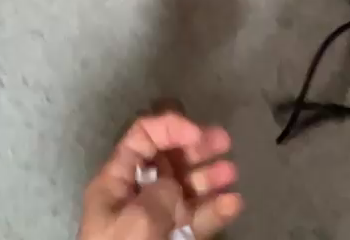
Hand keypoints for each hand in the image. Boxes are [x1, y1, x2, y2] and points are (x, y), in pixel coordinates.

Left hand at [78, 112, 243, 239]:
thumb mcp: (135, 223)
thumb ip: (159, 195)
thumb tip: (176, 188)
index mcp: (116, 182)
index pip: (142, 137)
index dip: (170, 127)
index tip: (197, 133)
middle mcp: (136, 195)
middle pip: (168, 159)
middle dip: (197, 147)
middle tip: (225, 142)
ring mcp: (156, 220)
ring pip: (185, 188)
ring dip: (210, 177)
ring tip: (232, 173)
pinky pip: (195, 220)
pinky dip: (214, 211)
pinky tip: (233, 204)